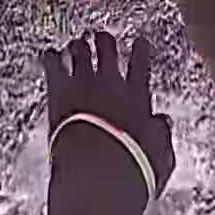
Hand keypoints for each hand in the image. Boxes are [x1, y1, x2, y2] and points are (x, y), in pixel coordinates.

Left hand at [42, 30, 174, 201]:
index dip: (141, 48)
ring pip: (80, 49)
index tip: (140, 42)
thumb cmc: (129, 173)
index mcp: (136, 96)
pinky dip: (52, 57)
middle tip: (102, 38)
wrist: (96, 176)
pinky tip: (51, 55)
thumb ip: (161, 135)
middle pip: (107, 47)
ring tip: (78, 43)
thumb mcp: (158, 159)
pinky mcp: (60, 89)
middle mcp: (110, 82)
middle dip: (105, 40)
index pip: (141, 62)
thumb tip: (163, 121)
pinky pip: (53, 62)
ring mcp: (83, 82)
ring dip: (79, 45)